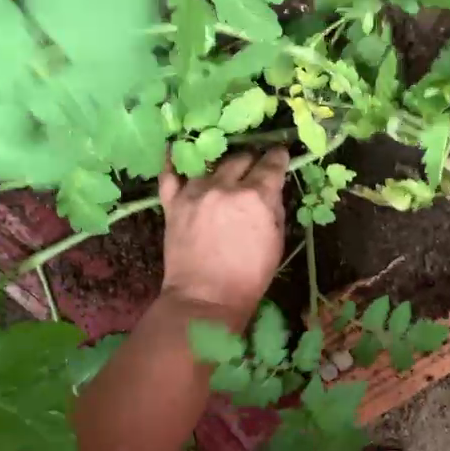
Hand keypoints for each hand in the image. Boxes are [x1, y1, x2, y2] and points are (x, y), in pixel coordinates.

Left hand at [157, 149, 289, 326]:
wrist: (205, 300)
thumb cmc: (248, 277)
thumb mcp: (276, 242)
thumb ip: (274, 209)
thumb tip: (271, 189)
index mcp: (256, 196)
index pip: (271, 164)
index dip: (278, 157)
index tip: (280, 154)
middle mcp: (225, 186)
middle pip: (241, 158)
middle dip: (251, 160)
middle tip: (253, 167)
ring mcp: (196, 192)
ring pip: (212, 164)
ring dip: (222, 166)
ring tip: (224, 169)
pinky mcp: (173, 203)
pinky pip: (170, 174)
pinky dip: (173, 162)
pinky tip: (175, 150)